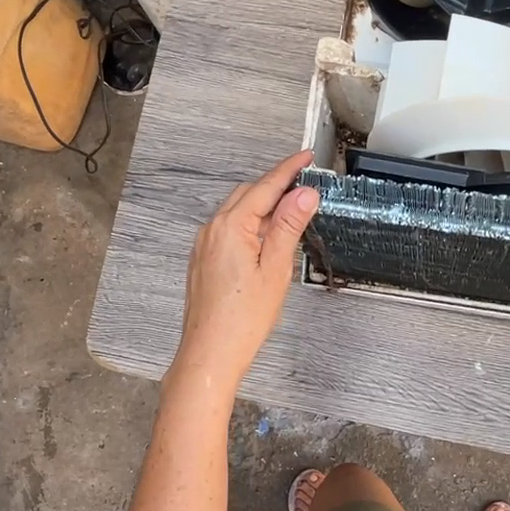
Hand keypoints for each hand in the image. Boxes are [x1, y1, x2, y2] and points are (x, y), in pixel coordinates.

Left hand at [172, 150, 320, 385]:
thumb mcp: (275, 270)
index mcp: (231, 227)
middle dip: (276, 185)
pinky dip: (250, 224)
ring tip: (291, 211)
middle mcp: (212, 230)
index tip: (305, 157)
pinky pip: (228, 229)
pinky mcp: (203, 260)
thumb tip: (304, 194)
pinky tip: (265, 239)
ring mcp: (204, 245)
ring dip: (263, 206)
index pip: (265, 187)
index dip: (288, 170)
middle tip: (304, 182)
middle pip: (249, 194)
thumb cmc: (241, 320)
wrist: (210, 353)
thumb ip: (288, 227)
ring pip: (237, 211)